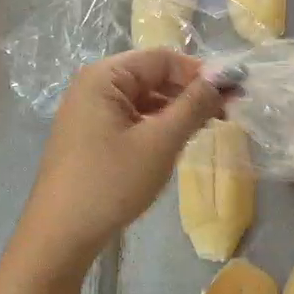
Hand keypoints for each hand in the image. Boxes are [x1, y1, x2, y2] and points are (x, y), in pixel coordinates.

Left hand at [17, 49, 224, 269]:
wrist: (60, 235)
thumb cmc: (110, 183)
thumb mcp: (160, 142)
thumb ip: (194, 105)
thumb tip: (224, 76)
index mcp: (105, 76)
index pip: (163, 58)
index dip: (200, 72)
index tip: (234, 93)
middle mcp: (94, 85)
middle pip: (153, 75)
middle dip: (190, 91)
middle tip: (227, 113)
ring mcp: (90, 111)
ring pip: (145, 98)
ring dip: (177, 109)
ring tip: (208, 128)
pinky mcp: (91, 136)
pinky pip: (133, 117)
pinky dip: (158, 125)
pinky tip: (177, 142)